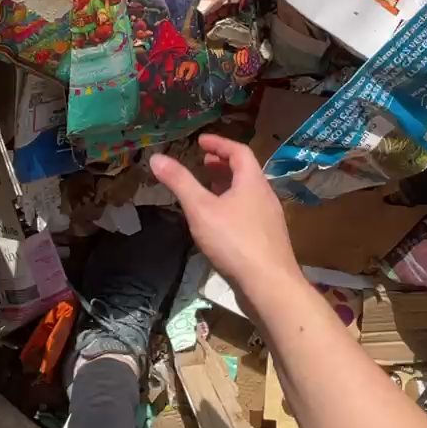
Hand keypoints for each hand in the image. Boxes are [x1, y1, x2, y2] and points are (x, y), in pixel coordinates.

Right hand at [149, 135, 302, 301]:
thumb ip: (179, 182)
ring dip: (227, 186)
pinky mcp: (267, 240)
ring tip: (206, 191)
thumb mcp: (200, 209)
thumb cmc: (234, 242)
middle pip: (245, 171)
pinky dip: (232, 206)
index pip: (239, 151)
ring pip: (247, 194)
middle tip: (202, 163)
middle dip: (222, 164)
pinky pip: (249, 212)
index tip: (200, 141)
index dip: (219, 143)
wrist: (269, 286)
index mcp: (252, 182)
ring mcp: (269, 220)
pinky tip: (218, 223)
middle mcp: (265, 196)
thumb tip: (156, 157)